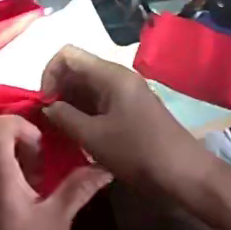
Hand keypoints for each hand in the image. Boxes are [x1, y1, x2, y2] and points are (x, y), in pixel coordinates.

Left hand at [0, 115, 109, 229]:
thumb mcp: (57, 222)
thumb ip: (78, 188)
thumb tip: (105, 166)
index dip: (21, 125)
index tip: (43, 146)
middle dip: (16, 132)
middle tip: (42, 155)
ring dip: (11, 150)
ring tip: (39, 174)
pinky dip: (5, 165)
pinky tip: (28, 190)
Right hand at [41, 45, 216, 197]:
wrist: (185, 174)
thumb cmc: (138, 152)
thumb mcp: (93, 137)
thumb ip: (64, 117)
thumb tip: (46, 107)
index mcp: (110, 74)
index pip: (67, 55)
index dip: (49, 75)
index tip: (45, 104)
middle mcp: (118, 76)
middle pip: (77, 69)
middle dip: (58, 90)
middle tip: (49, 121)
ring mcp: (127, 92)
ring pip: (87, 86)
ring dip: (70, 103)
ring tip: (60, 130)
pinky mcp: (131, 108)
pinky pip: (100, 100)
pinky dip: (84, 112)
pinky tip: (79, 134)